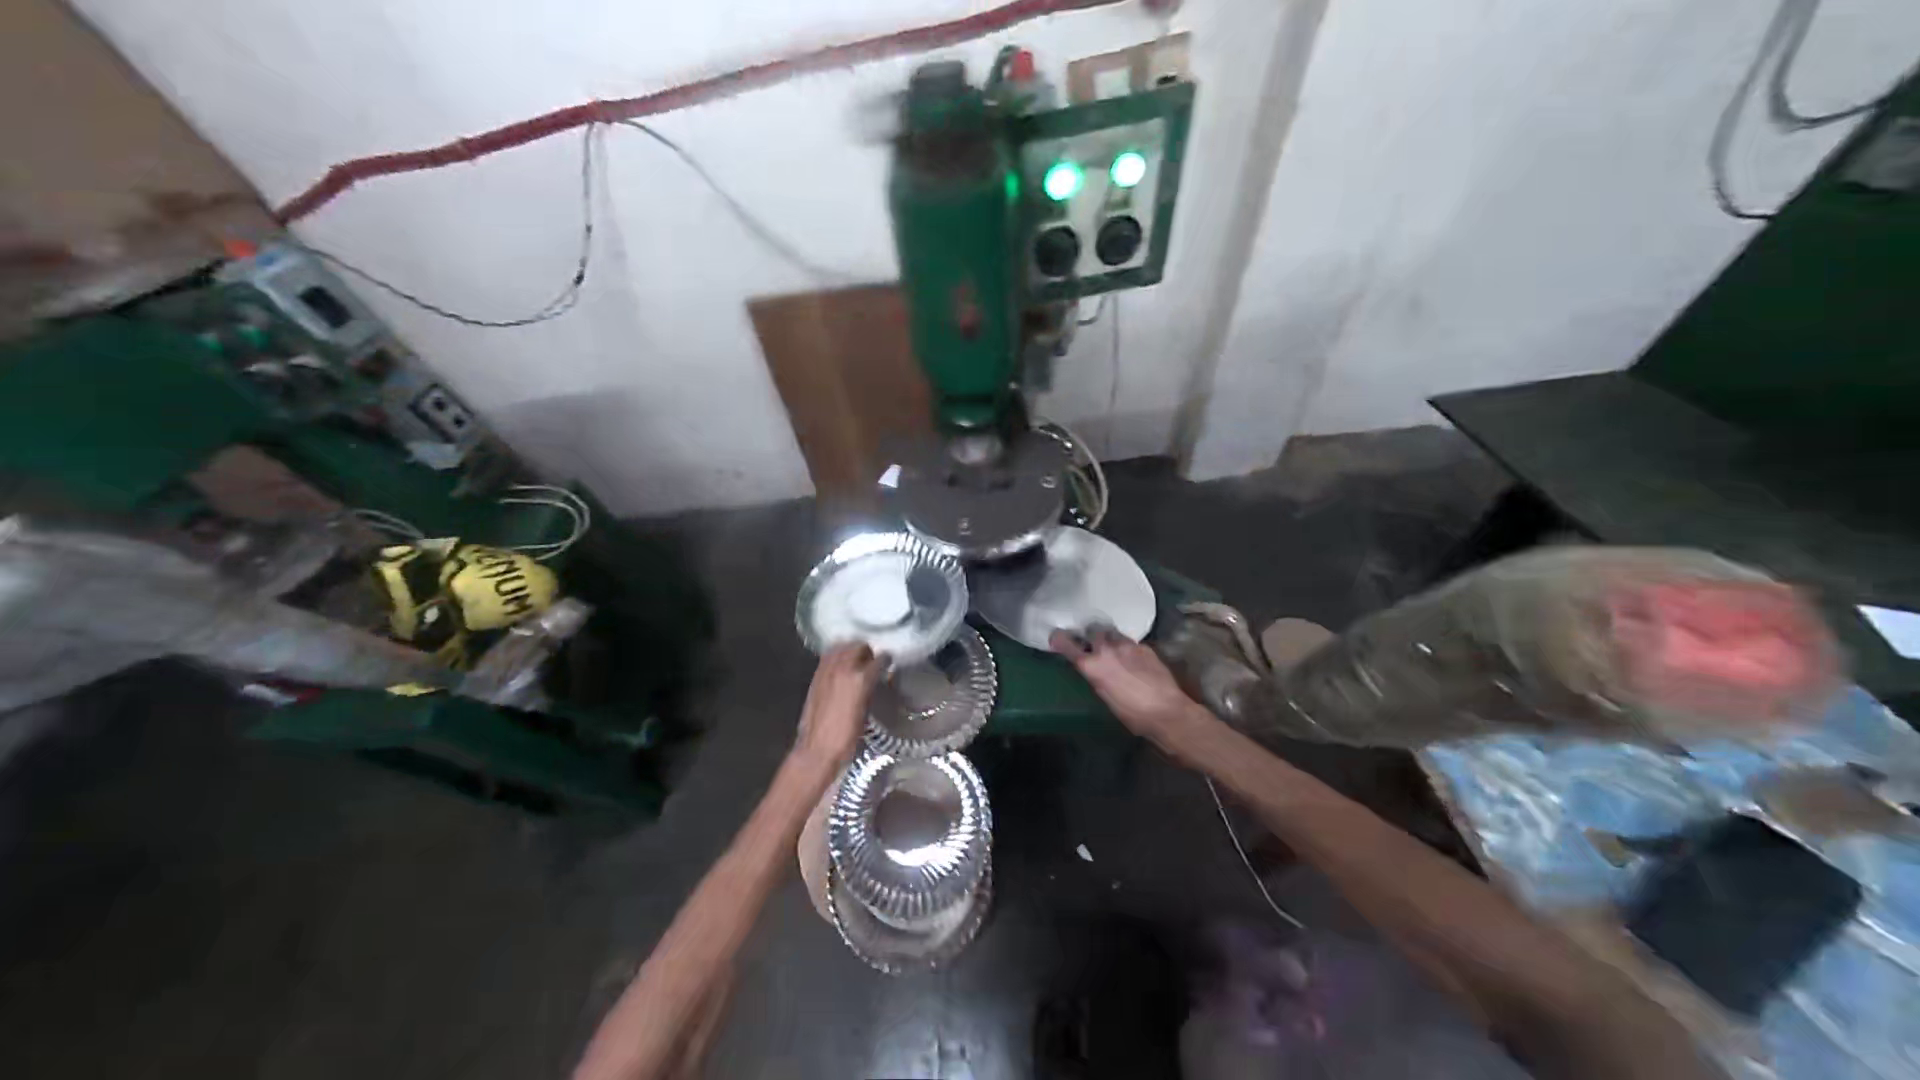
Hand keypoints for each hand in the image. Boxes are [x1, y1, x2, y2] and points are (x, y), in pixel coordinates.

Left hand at [793, 644, 883, 767]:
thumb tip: (873, 679)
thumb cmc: (847, 737)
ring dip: (850, 649)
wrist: (817, 750)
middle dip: (867, 650)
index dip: (886, 660)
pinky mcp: (815, 677)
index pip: (878, 659)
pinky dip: (837, 656)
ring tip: (857, 659)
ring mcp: (826, 671)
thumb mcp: (866, 712)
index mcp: (860, 679)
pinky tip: (841, 666)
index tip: (888, 662)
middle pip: (857, 646)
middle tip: (872, 659)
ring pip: (840, 647)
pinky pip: (828, 656)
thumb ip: (869, 689)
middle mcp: (842, 669)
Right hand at [1051, 626, 1212, 753]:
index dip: (1059, 638)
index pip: (1066, 642)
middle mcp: (1106, 649)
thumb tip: (1092, 667)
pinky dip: (1127, 648)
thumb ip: (1094, 674)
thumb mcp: (1103, 695)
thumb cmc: (1131, 713)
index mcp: (1091, 664)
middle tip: (1092, 643)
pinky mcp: (1145, 647)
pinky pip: (1130, 642)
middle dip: (1091, 635)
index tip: (1057, 637)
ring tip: (1114, 649)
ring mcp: (1127, 645)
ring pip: (1112, 633)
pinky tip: (1133, 660)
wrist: (1166, 711)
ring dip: (1110, 639)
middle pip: (1092, 630)